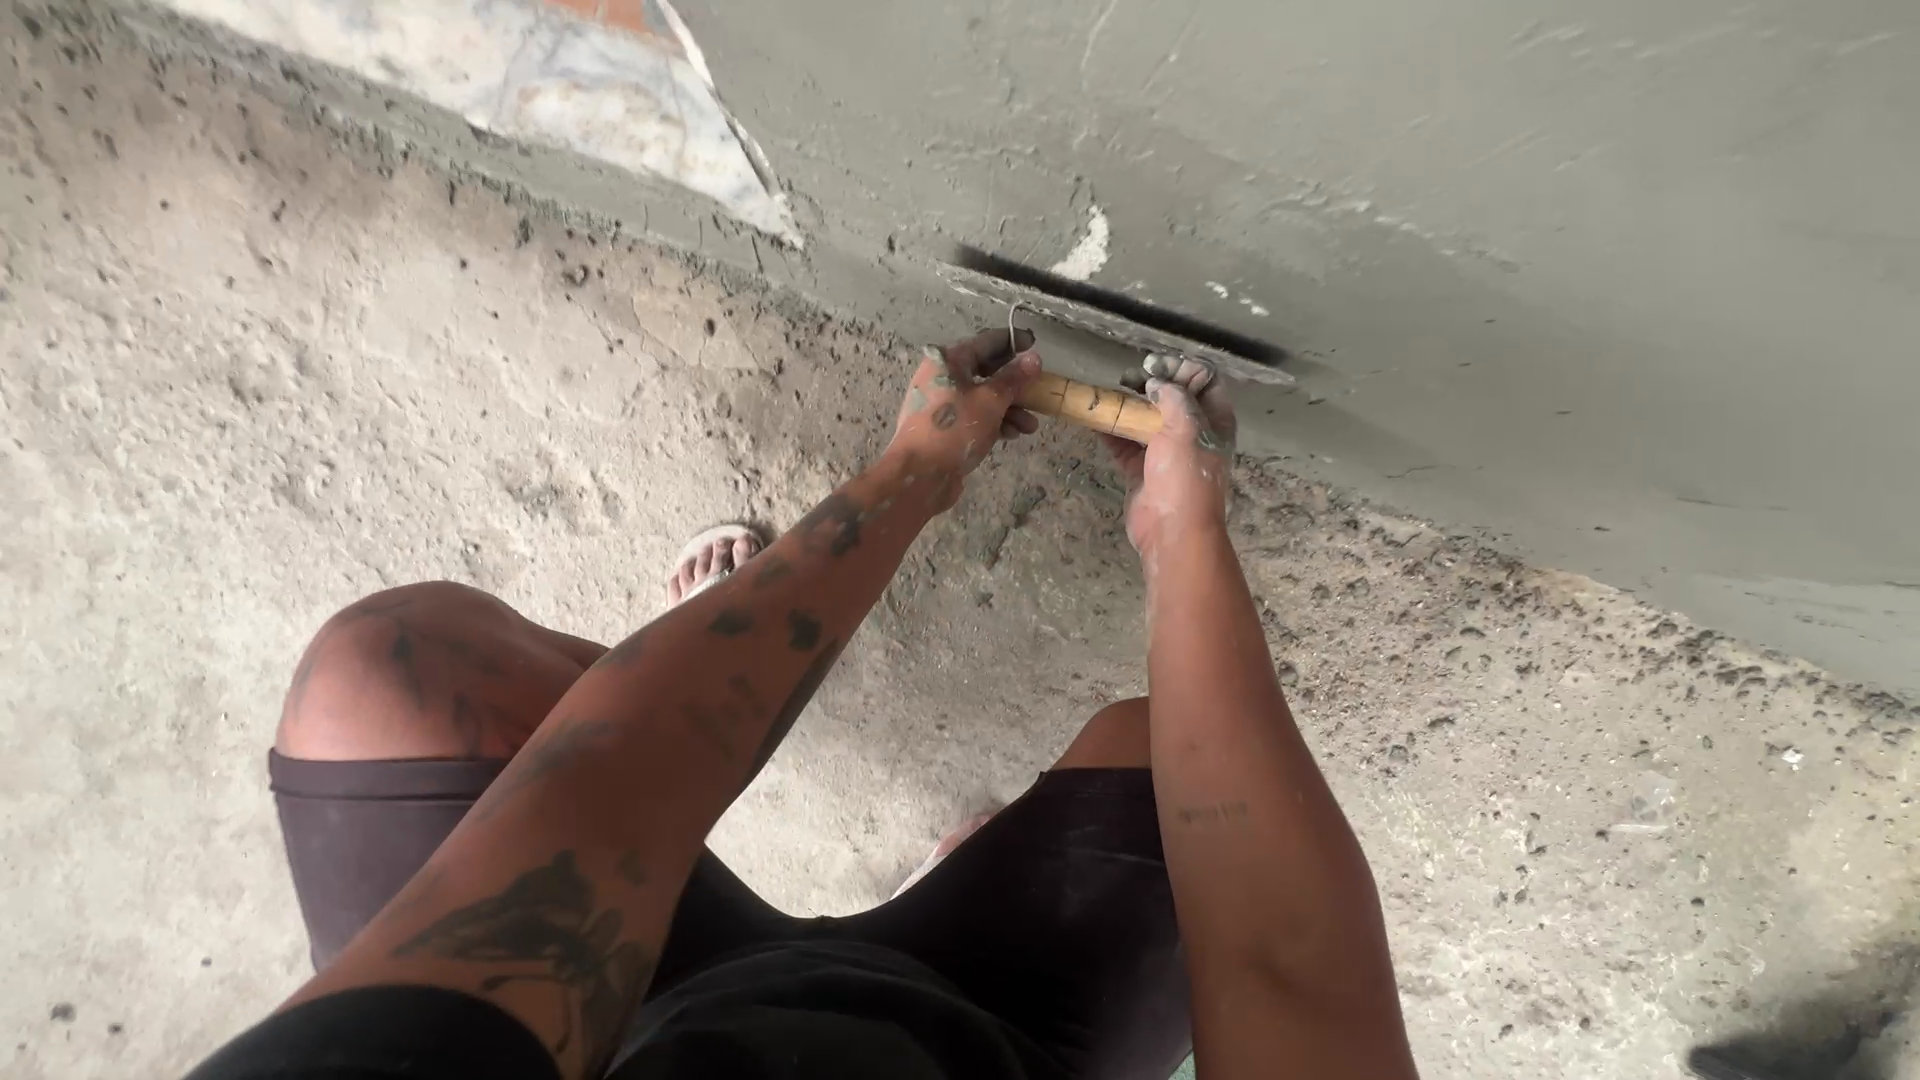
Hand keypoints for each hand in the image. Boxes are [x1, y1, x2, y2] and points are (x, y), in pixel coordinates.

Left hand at [886, 327, 1041, 511]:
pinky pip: (974, 417)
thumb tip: (1034, 358)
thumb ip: (1013, 378)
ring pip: (982, 398)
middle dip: (1014, 384)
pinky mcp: (945, 428)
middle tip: (1037, 390)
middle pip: (985, 371)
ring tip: (1030, 425)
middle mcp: (942, 378)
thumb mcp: (990, 401)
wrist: (919, 477)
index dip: (1011, 341)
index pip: (985, 341)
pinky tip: (1012, 435)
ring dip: (1009, 408)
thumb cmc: (954, 431)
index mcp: (948, 361)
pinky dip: (994, 422)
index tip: (1033, 343)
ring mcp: (942, 405)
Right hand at [1102, 353, 1236, 554]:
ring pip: (1145, 419)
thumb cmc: (1186, 477)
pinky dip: (1110, 431)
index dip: (1181, 368)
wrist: (1171, 529)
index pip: (1204, 381)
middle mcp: (1191, 433)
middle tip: (1130, 376)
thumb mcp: (1186, 428)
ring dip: (1128, 405)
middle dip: (1150, 383)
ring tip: (1110, 392)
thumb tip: (1156, 383)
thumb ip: (1173, 398)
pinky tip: (1094, 418)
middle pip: (1172, 398)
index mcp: (1214, 422)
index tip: (1154, 366)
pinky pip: (1124, 445)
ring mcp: (1165, 453)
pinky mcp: (1141, 470)